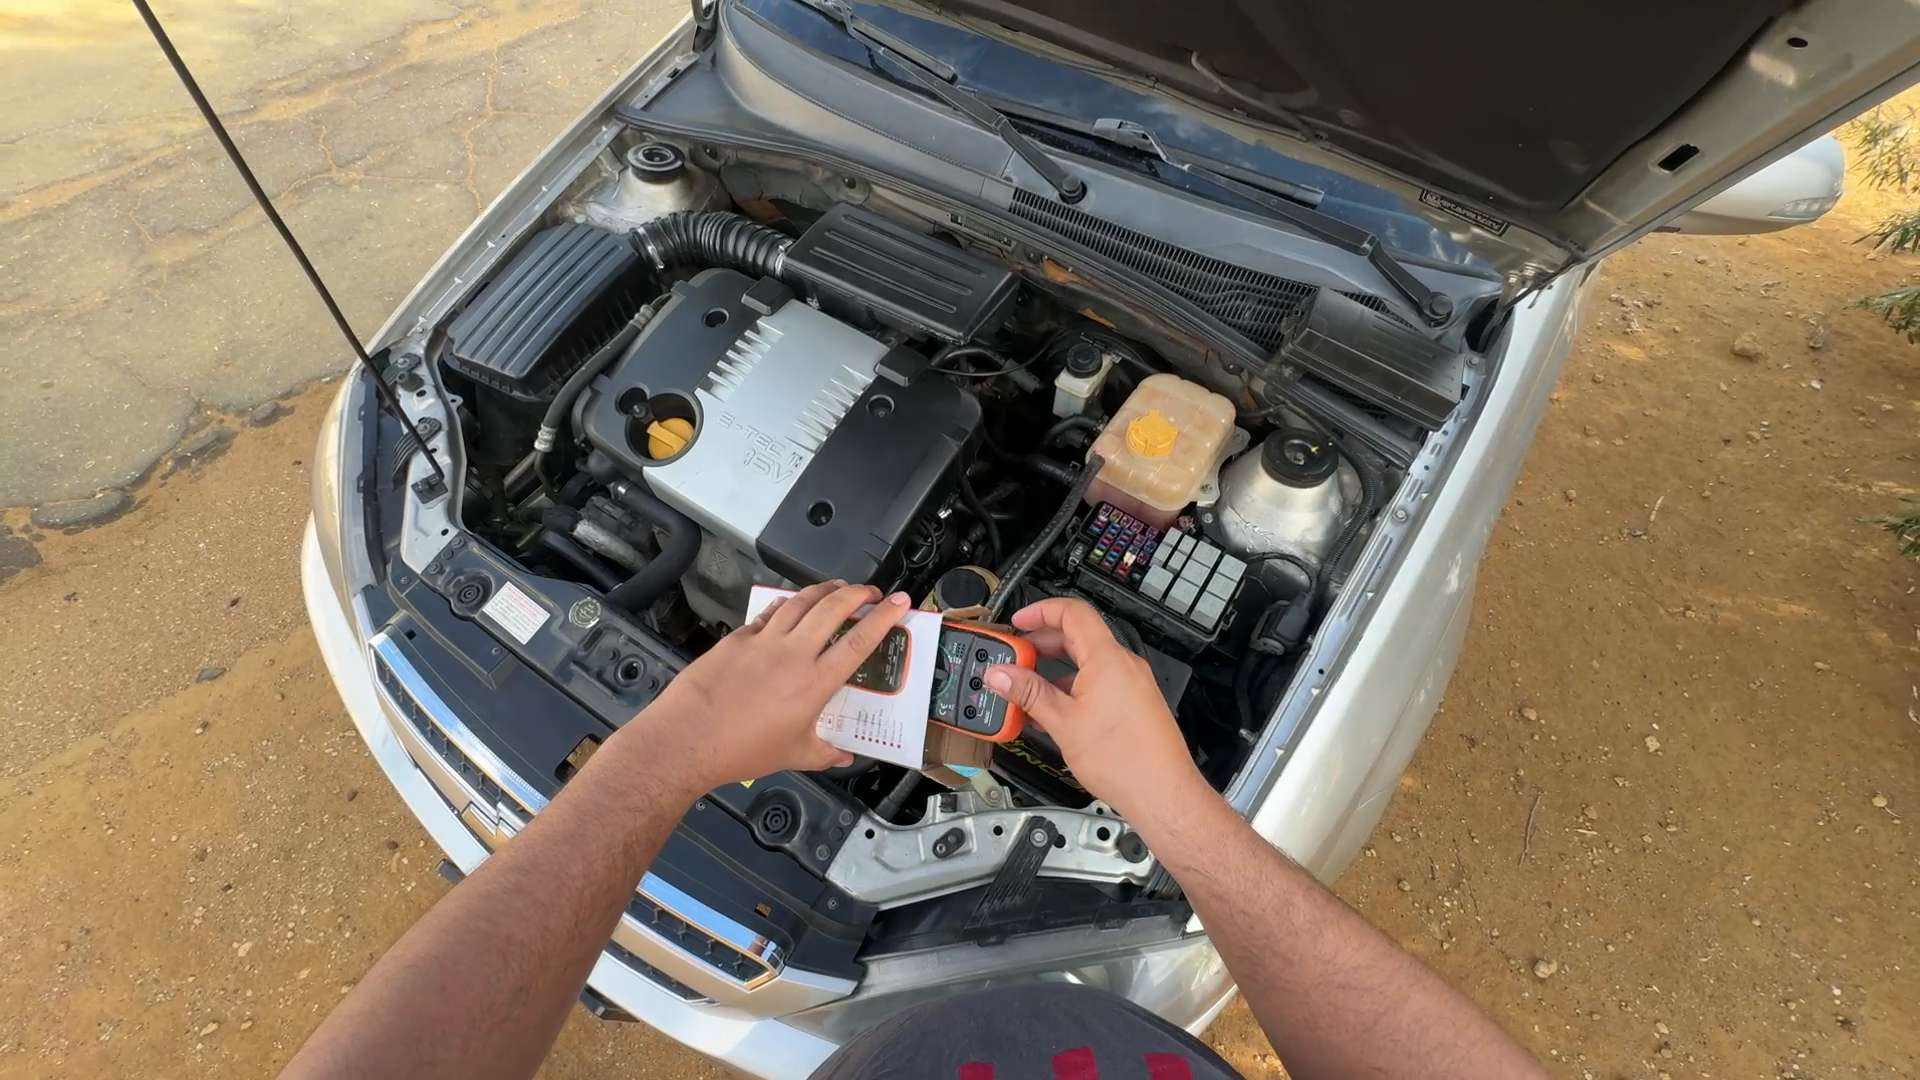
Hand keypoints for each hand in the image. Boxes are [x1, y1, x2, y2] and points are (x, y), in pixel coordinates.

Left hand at [624, 582, 911, 794]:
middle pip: (833, 607)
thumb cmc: (741, 751)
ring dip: (825, 590)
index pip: (860, 640)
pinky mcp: (738, 638)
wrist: (687, 739)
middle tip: (872, 591)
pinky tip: (793, 604)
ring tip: (839, 588)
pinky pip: (770, 613)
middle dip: (858, 592)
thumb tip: (845, 756)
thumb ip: (826, 753)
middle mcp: (794, 654)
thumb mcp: (794, 756)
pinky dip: (788, 604)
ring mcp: (764, 641)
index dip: (885, 616)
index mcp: (815, 682)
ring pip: (802, 601)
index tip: (900, 601)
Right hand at [981, 597, 1206, 823]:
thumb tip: (1002, 675)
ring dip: (1054, 671)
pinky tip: (1052, 713)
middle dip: (1041, 644)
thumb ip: (1028, 694)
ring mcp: (1131, 683)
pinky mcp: (1133, 702)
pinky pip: (1097, 683)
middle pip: (1076, 636)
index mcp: (1107, 659)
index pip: (1073, 612)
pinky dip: (1071, 689)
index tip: (1020, 621)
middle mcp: (1123, 665)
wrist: (1162, 794)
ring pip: (1085, 663)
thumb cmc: (1126, 761)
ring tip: (1027, 691)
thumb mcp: (1064, 723)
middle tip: (1015, 659)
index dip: (1041, 611)